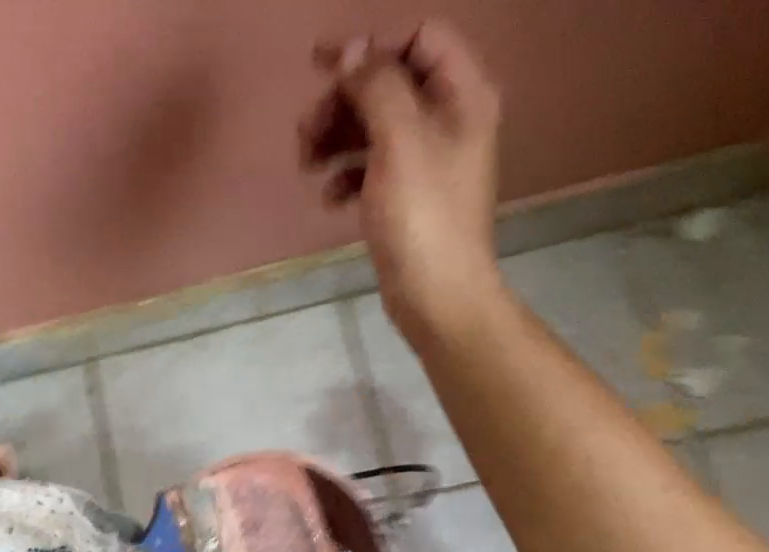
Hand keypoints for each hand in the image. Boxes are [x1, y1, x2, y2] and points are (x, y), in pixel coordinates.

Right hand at [299, 22, 504, 344]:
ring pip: (372, 124)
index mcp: (462, 95)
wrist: (436, 295)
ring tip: (306, 164)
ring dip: (335, 136)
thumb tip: (353, 51)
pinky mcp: (407, 194)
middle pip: (389, 82)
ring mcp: (427, 159)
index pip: (420, 38)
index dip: (372, 46)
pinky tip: (330, 197)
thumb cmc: (422, 216)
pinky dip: (345, 173)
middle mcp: (449, 118)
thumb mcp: (400, 140)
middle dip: (343, 100)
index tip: (322, 67)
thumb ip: (377, 86)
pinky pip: (369, 165)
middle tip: (306, 130)